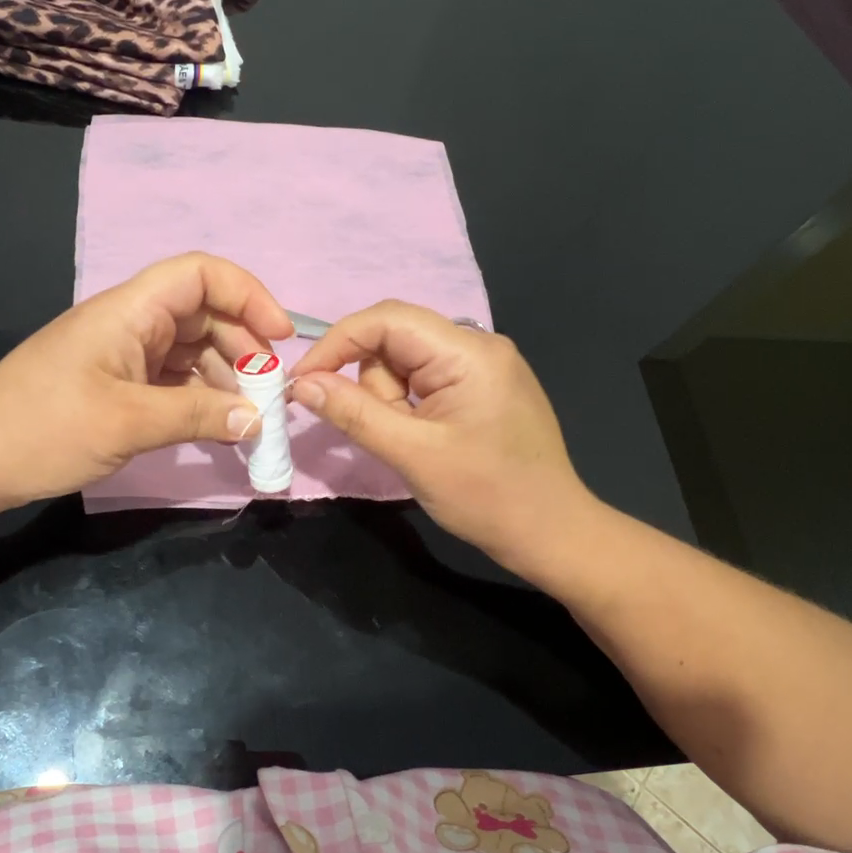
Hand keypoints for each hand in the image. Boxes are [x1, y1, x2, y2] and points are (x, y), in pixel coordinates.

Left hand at [0, 253, 291, 510]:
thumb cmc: (43, 430)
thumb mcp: (128, 423)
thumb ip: (198, 416)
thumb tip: (257, 420)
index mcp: (128, 311)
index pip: (200, 274)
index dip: (248, 295)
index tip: (280, 338)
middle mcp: (128, 323)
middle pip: (202, 313)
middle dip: (244, 346)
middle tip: (269, 394)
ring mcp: (120, 354)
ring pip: (190, 349)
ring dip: (225, 376)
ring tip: (248, 418)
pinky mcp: (114, 384)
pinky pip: (171, 378)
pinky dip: (199, 396)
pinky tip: (217, 424)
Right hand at [288, 300, 593, 577]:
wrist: (550, 533)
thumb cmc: (486, 496)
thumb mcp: (412, 454)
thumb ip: (353, 413)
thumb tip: (301, 383)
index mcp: (468, 351)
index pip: (386, 319)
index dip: (336, 344)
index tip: (302, 382)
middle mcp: (479, 344)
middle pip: (394, 340)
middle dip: (375, 386)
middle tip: (389, 434)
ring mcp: (484, 365)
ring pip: (406, 363)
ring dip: (392, 401)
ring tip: (416, 445)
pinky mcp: (484, 386)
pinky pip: (426, 379)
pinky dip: (409, 406)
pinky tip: (426, 439)